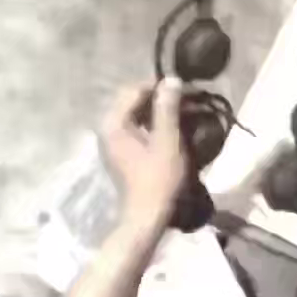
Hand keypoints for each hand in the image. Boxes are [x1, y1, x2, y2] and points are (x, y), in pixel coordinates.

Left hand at [101, 78, 186, 233]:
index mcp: (114, 123)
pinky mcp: (122, 153)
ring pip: (137, 115)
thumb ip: (168, 108)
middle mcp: (108, 129)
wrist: (147, 217)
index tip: (185, 89)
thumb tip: (171, 79)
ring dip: (159, 112)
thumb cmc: (158, 179)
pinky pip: (137, 129)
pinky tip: (173, 129)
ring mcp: (113, 142)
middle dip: (160, 98)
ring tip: (184, 113)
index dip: (160, 86)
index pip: (134, 90)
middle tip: (187, 101)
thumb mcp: (167, 141)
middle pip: (134, 101)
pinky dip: (154, 126)